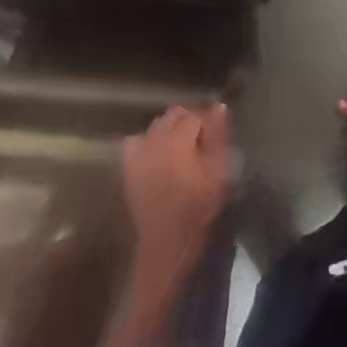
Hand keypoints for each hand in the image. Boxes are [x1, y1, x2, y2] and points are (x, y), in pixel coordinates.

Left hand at [122, 105, 226, 273]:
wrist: (168, 239)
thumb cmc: (198, 210)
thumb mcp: (216, 174)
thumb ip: (217, 138)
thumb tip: (218, 108)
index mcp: (178, 143)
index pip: (194, 116)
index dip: (206, 124)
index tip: (213, 137)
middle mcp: (154, 142)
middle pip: (172, 115)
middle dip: (188, 122)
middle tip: (199, 143)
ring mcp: (138, 153)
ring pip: (154, 126)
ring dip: (169, 130)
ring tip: (180, 149)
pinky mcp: (128, 166)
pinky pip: (135, 140)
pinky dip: (146, 141)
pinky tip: (156, 155)